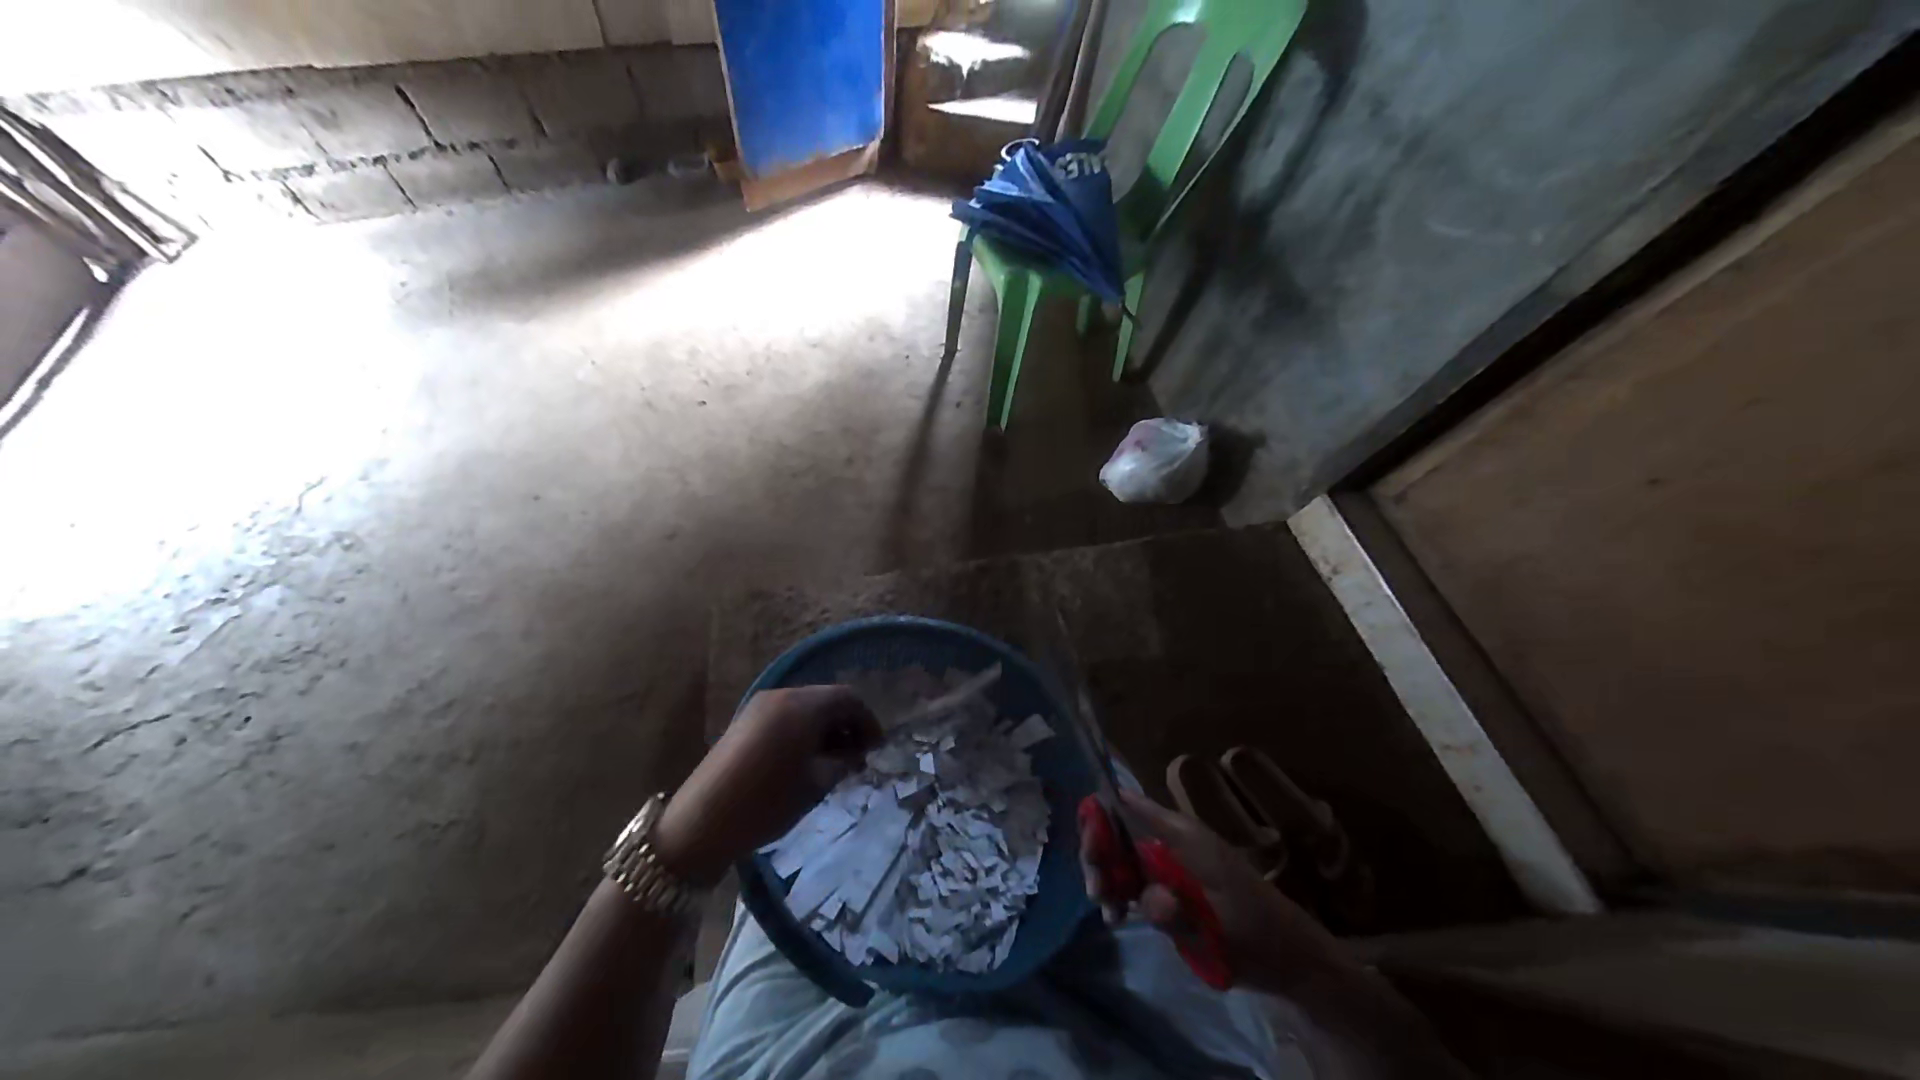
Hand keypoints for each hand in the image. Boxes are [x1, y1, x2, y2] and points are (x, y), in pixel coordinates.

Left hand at [652, 686, 881, 886]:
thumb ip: (843, 762)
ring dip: (825, 728)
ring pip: (805, 707)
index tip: (877, 749)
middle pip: (826, 699)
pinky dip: (803, 730)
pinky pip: (785, 716)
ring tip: (834, 762)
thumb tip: (857, 753)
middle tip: (858, 757)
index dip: (867, 721)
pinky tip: (806, 760)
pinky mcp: (745, 722)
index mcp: (802, 706)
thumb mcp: (815, 784)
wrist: (701, 823)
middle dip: (847, 724)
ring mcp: (759, 707)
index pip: (848, 698)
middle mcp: (781, 696)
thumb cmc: (766, 803)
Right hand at [1080, 789, 1354, 994]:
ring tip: (1107, 909)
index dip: (1101, 814)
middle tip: (1096, 891)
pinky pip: (1136, 877)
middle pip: (1120, 831)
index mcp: (1185, 836)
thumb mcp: (1221, 929)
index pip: (1131, 806)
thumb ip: (1180, 913)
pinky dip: (1122, 891)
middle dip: (1099, 855)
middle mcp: (1174, 840)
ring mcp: (1173, 862)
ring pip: (1123, 855)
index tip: (1087, 844)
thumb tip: (1144, 899)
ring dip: (1108, 876)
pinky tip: (1117, 915)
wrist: (1294, 958)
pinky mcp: (1174, 884)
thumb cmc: (1258, 933)